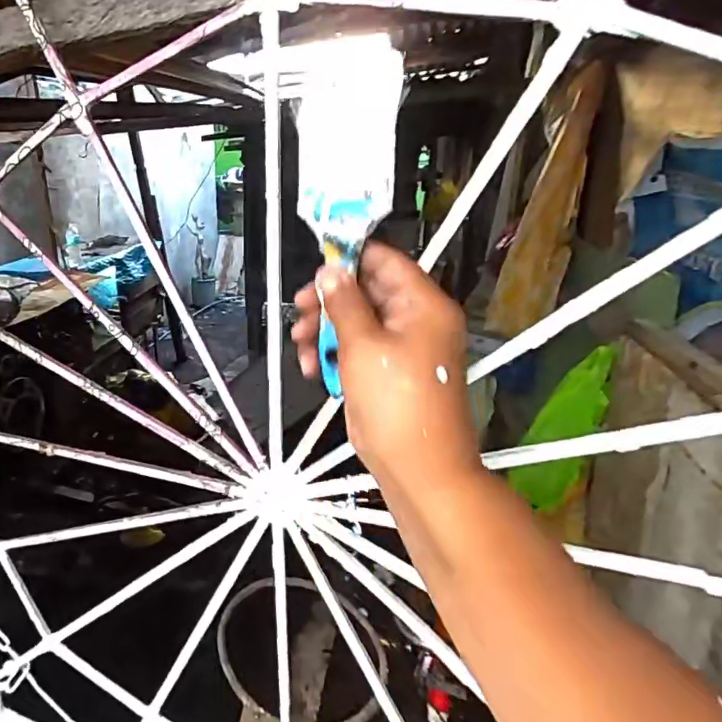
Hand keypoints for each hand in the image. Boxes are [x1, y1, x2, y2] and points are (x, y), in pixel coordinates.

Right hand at [291, 243, 482, 492]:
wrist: (414, 462)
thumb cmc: (396, 400)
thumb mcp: (362, 344)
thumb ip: (343, 303)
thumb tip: (330, 272)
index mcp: (422, 306)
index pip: (385, 263)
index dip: (349, 260)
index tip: (315, 270)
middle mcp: (414, 320)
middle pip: (363, 292)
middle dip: (327, 303)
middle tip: (299, 312)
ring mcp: (399, 347)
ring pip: (352, 321)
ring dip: (322, 331)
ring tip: (303, 348)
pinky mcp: (383, 370)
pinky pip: (353, 348)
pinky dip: (330, 353)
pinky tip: (314, 368)